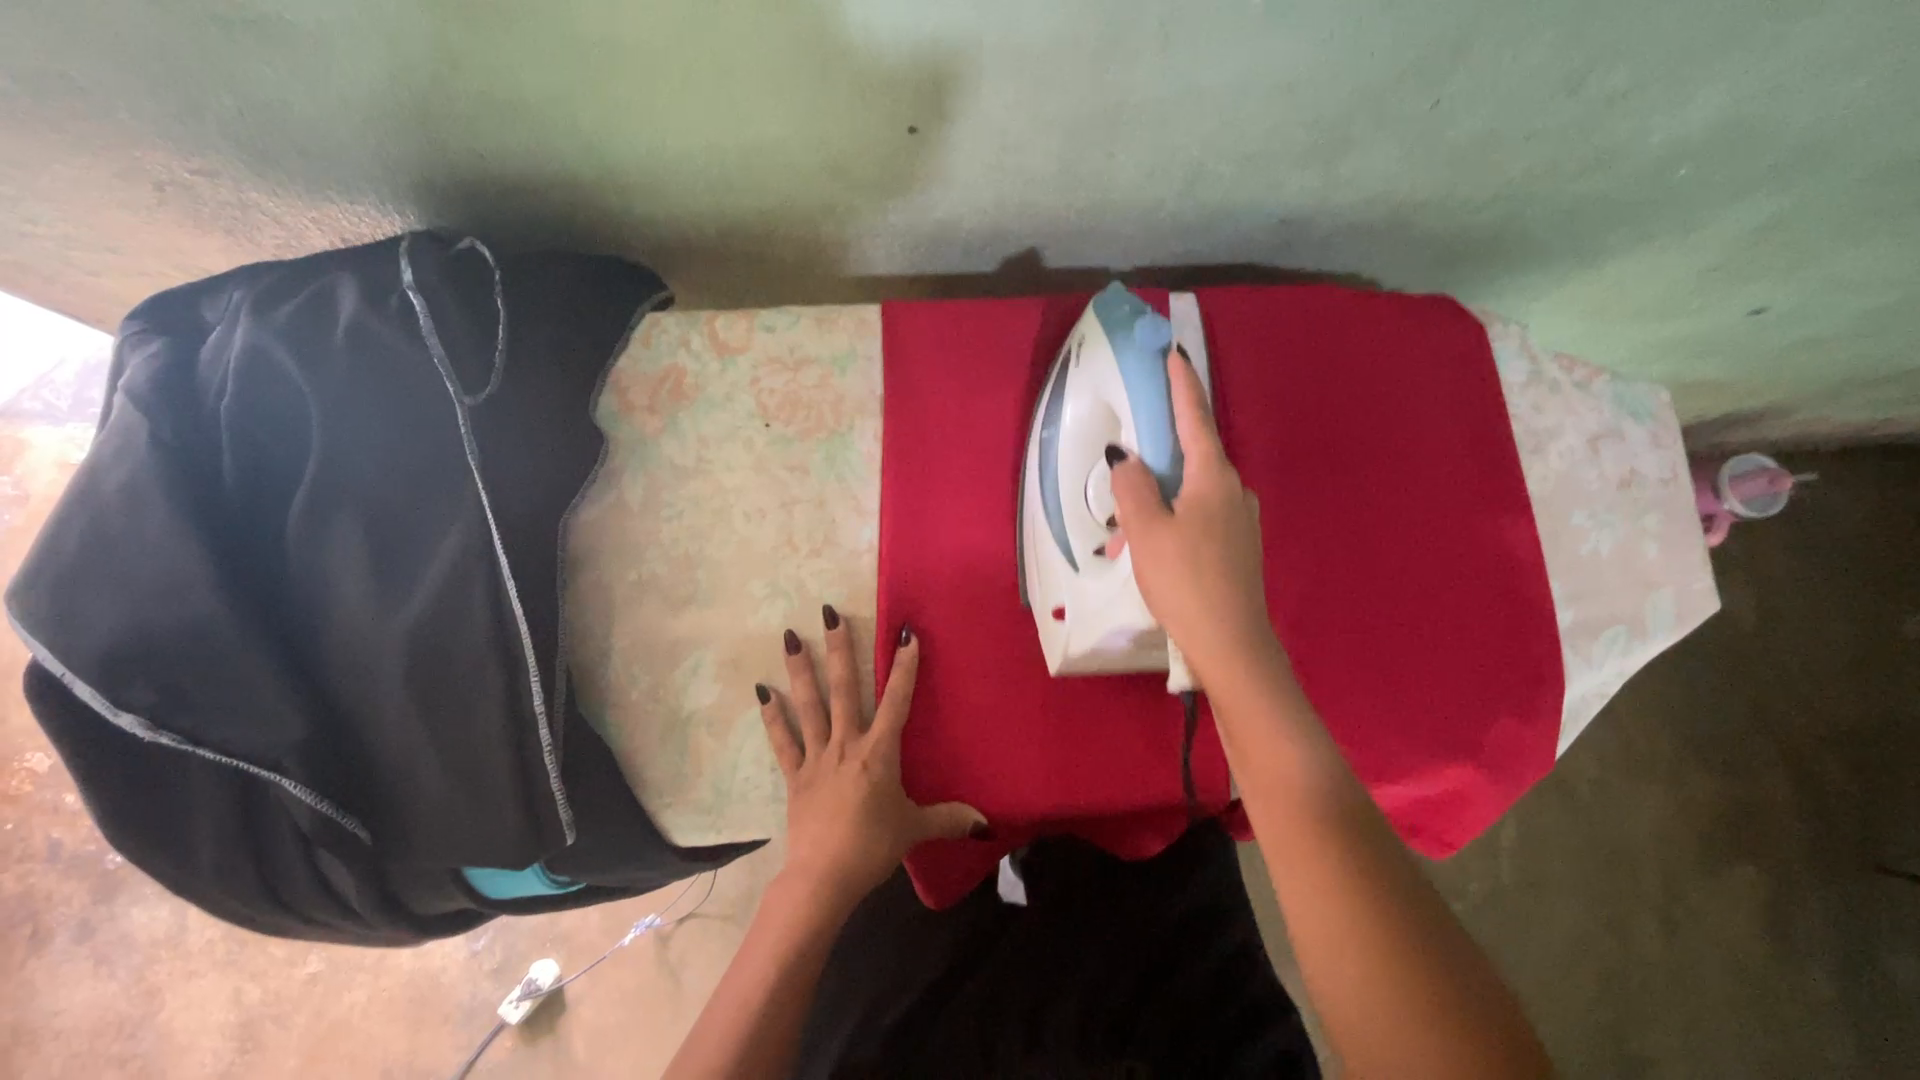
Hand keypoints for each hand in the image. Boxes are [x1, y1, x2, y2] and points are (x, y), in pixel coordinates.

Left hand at [757, 607, 987, 911]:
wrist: (823, 877)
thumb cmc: (873, 848)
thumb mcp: (915, 830)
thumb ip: (948, 819)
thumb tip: (986, 823)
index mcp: (879, 753)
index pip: (897, 701)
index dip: (904, 667)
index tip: (905, 633)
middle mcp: (847, 745)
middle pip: (843, 689)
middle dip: (838, 649)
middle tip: (829, 613)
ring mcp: (817, 758)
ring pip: (808, 705)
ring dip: (799, 670)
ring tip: (789, 636)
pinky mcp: (795, 776)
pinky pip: (783, 741)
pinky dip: (772, 717)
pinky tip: (762, 692)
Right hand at [1107, 347, 1277, 684]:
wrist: (1231, 643)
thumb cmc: (1186, 580)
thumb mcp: (1146, 531)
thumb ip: (1131, 487)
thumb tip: (1127, 461)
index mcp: (1213, 477)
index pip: (1194, 417)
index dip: (1181, 384)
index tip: (1175, 354)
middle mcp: (1232, 489)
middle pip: (1187, 460)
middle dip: (1150, 470)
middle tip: (1119, 489)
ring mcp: (1239, 520)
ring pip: (1187, 496)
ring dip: (1153, 509)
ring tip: (1121, 544)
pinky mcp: (1237, 547)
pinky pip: (1196, 521)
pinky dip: (1168, 527)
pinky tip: (1147, 558)